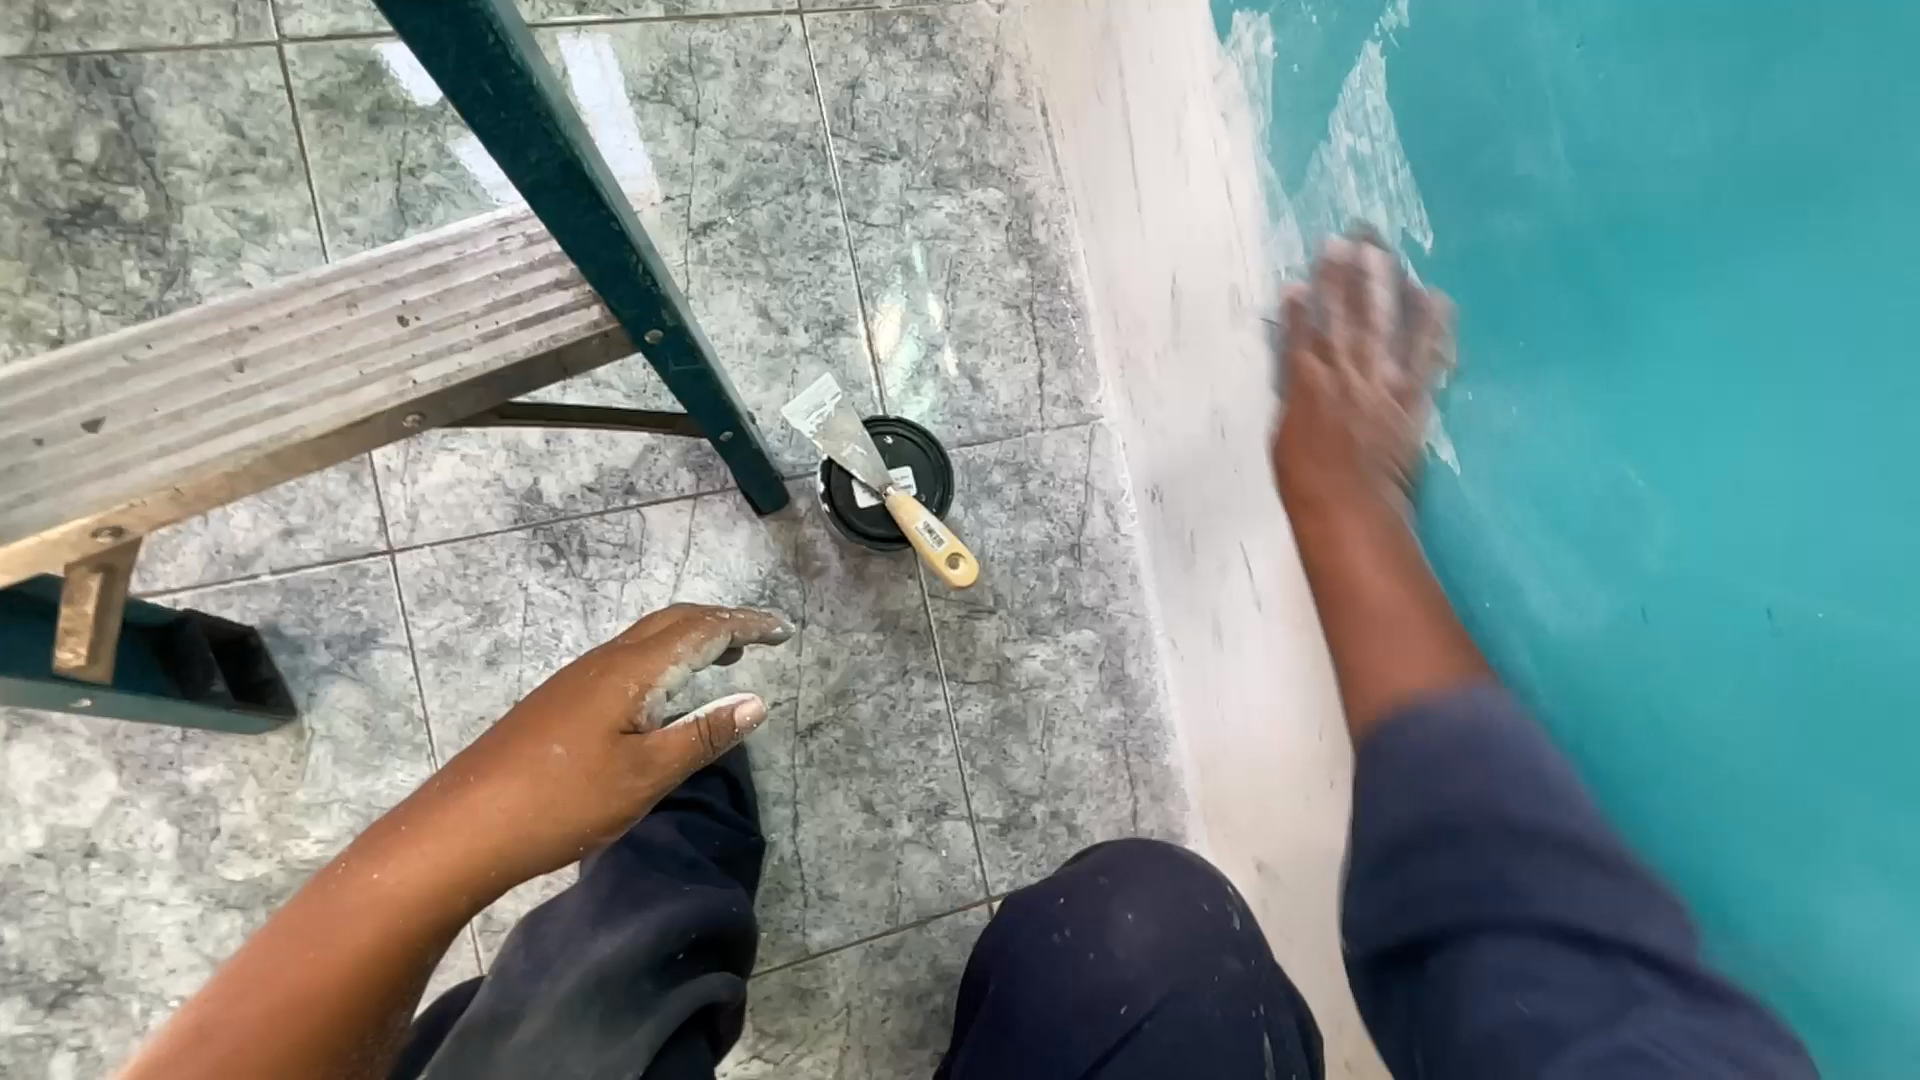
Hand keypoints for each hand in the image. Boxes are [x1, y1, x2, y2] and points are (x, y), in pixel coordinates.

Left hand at [403, 603, 794, 890]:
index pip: (702, 630)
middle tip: (761, 638)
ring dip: (692, 637)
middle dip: (722, 622)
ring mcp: (578, 679)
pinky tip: (666, 692)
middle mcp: (606, 661)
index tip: (784, 630)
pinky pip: (630, 658)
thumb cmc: (560, 804)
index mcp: (632, 671)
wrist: (455, 833)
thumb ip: (703, 734)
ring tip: (726, 659)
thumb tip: (756, 701)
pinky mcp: (562, 701)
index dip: (746, 625)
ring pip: (648, 638)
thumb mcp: (645, 776)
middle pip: (674, 621)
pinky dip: (666, 658)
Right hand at [1271, 229, 1454, 515]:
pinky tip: (1434, 293)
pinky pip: (1425, 353)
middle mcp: (1345, 373)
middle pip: (1343, 316)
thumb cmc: (1305, 481)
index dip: (1298, 307)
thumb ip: (1292, 398)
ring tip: (1380, 249)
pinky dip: (1431, 322)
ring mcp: (1383, 381)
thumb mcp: (1282, 436)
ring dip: (1380, 283)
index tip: (1297, 279)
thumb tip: (1295, 373)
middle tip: (1343, 239)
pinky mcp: (1413, 395)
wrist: (1352, 508)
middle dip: (1342, 275)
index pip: (1301, 336)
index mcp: (1306, 386)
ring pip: (1382, 322)